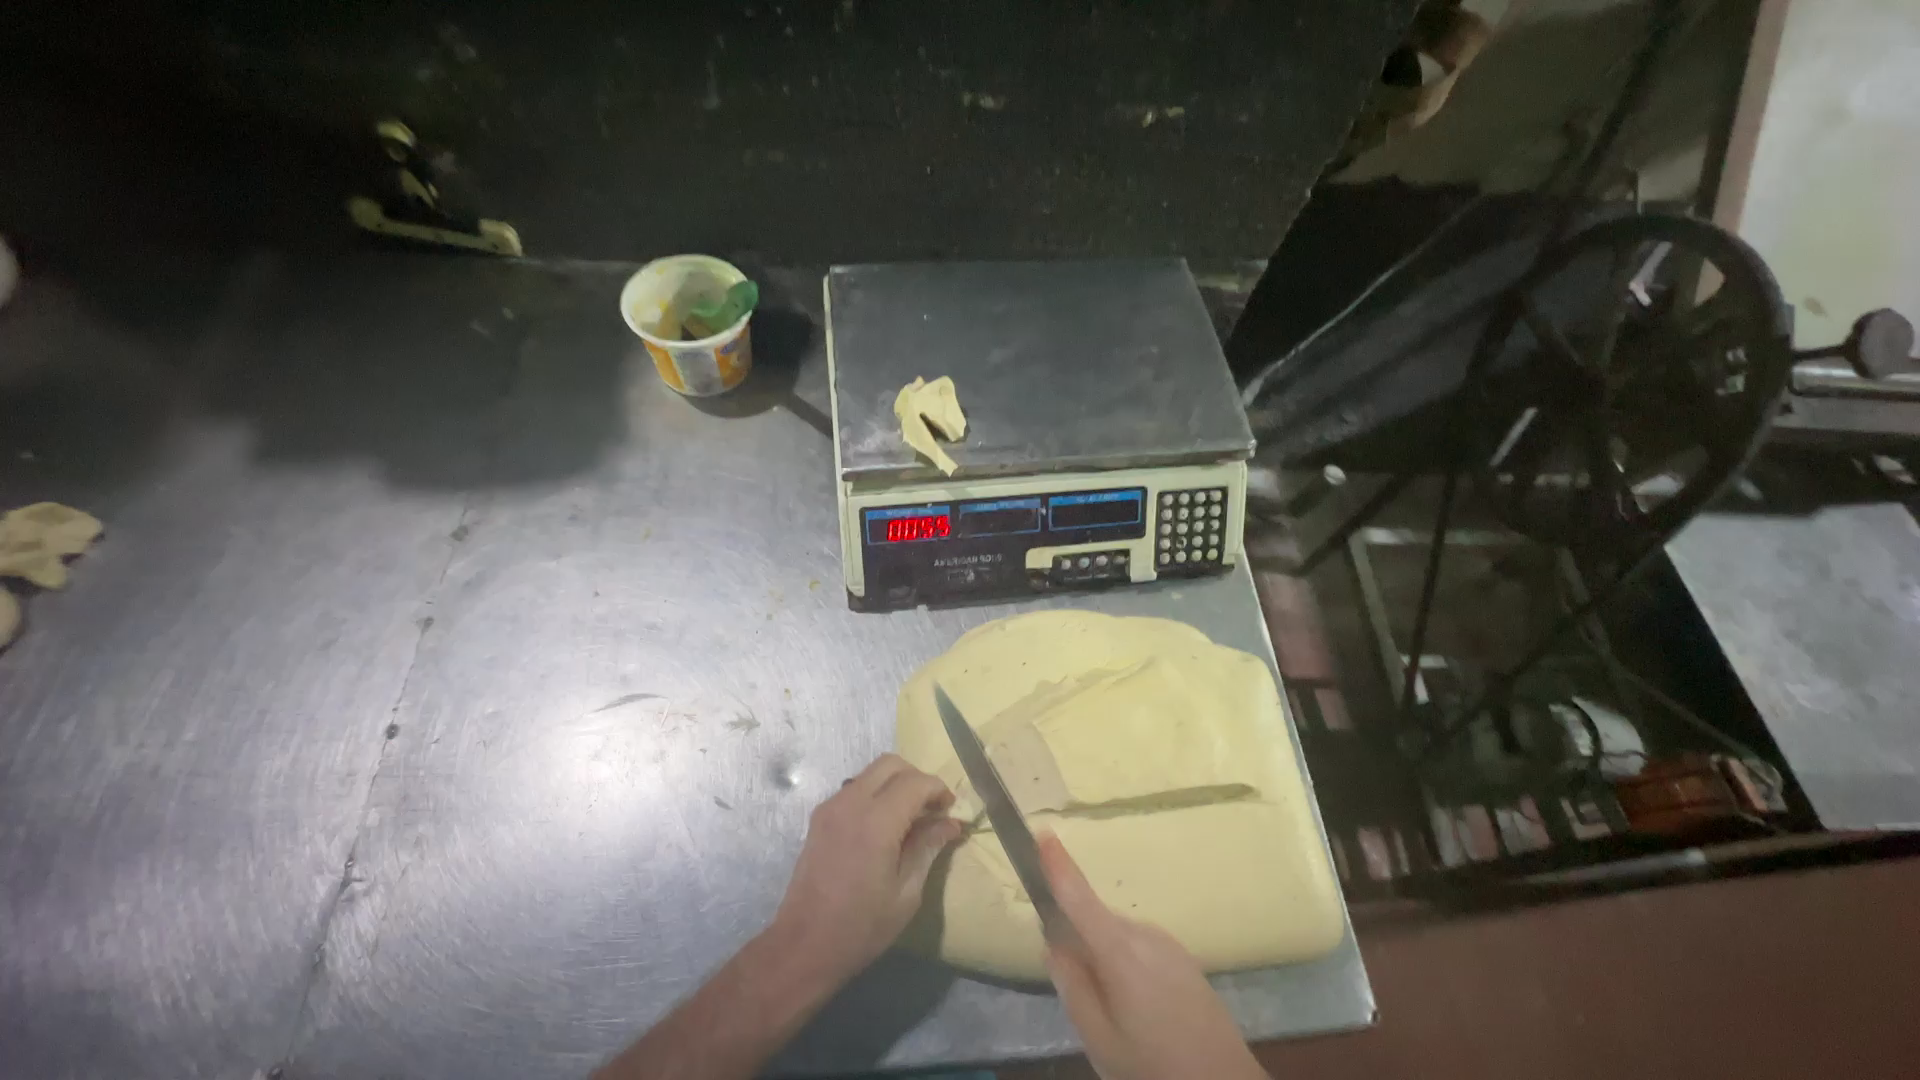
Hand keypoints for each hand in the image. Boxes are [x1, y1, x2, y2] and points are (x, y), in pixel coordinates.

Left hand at [770, 754, 963, 982]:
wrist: (804, 945)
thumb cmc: (861, 926)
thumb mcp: (906, 893)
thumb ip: (928, 848)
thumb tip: (950, 823)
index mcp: (876, 821)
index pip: (916, 782)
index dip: (938, 789)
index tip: (950, 810)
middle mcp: (850, 803)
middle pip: (891, 764)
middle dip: (917, 778)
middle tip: (931, 809)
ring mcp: (830, 807)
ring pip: (870, 773)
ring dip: (895, 784)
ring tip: (910, 818)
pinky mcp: (819, 818)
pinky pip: (854, 789)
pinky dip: (875, 794)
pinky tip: (884, 826)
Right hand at [1039, 833, 1269, 1079]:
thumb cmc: (1153, 1064)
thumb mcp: (1099, 1038)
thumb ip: (1071, 986)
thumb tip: (1054, 945)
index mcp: (1120, 952)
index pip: (1080, 898)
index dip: (1059, 866)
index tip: (1044, 832)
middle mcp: (1145, 936)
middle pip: (1095, 922)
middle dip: (1077, 943)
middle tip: (1078, 994)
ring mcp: (1168, 945)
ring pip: (1117, 938)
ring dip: (1104, 960)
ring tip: (1114, 1015)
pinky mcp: (1184, 959)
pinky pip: (1139, 949)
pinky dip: (1126, 967)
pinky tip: (1138, 1011)